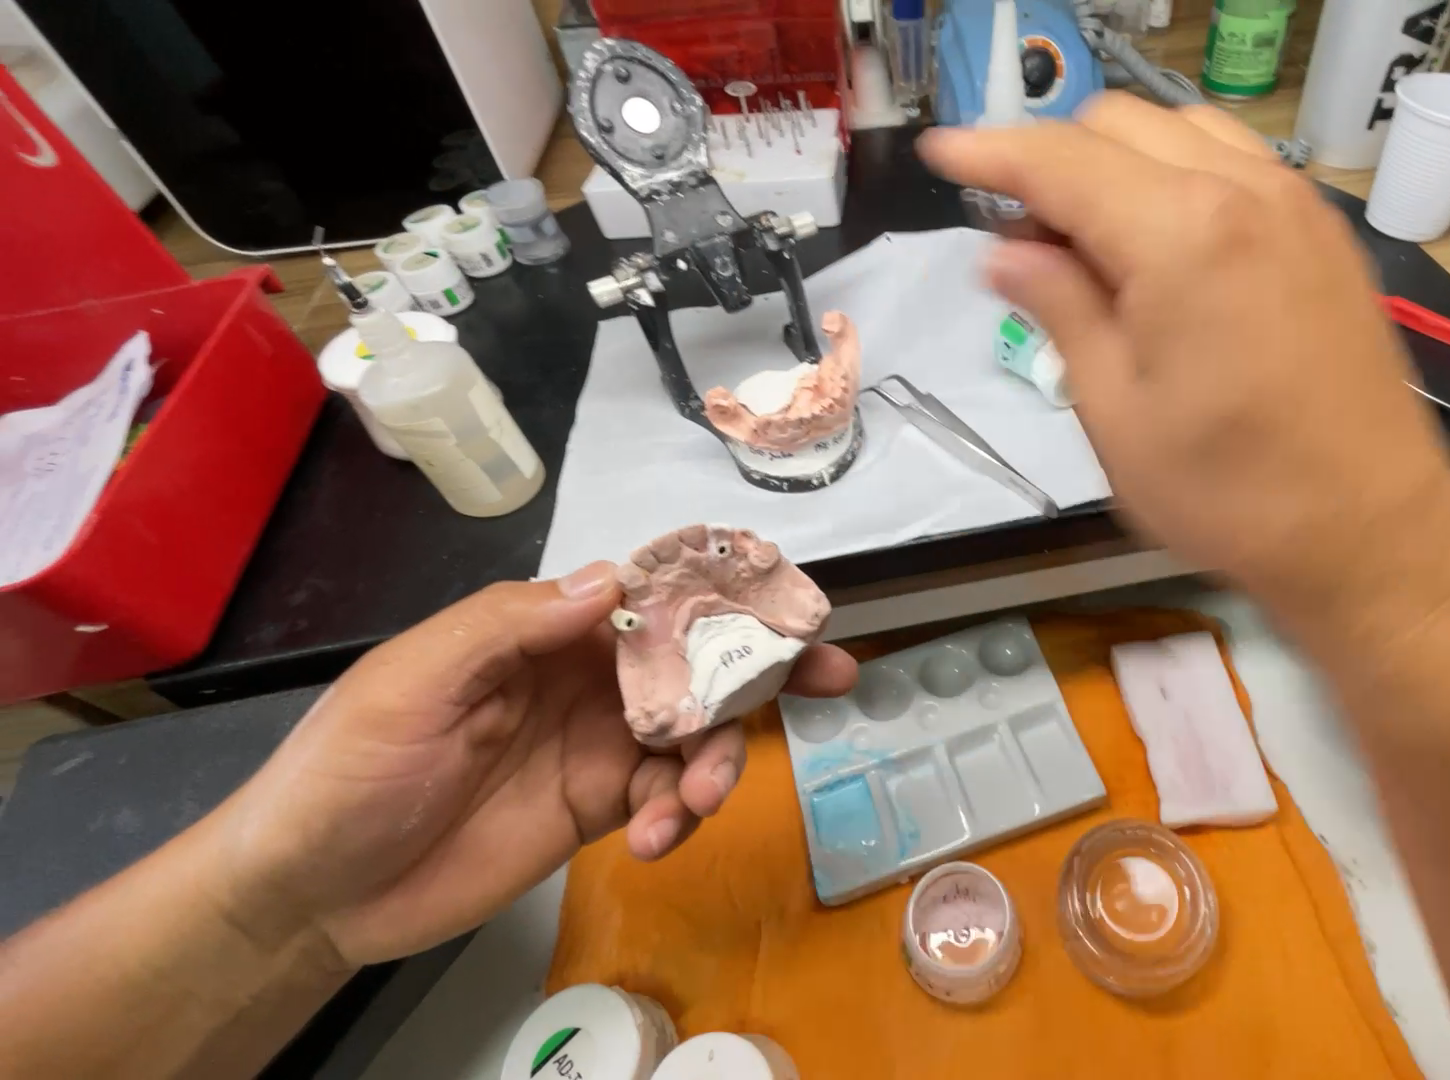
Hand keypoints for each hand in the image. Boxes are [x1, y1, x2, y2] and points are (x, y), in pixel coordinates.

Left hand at [206, 563, 855, 966]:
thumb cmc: (351, 765)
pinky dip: (680, 815)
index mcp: (557, 632)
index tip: (786, 600)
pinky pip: (671, 797)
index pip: (657, 596)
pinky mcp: (608, 804)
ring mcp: (609, 743)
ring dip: (719, 762)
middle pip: (702, 660)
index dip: (723, 592)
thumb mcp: (416, 680)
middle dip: (767, 666)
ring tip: (698, 800)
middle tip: (832, 674)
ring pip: (700, 734)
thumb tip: (611, 580)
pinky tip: (656, 839)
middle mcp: (598, 678)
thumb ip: (510, 625)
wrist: (313, 893)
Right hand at [918, 95, 1449, 640]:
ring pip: (1178, 131)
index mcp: (1180, 236)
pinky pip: (1232, 163)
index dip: (989, 153)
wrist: (1364, 531)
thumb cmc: (1224, 492)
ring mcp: (1294, 206)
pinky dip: (1173, 177)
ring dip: (1113, 164)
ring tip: (1083, 243)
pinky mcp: (1321, 235)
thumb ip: (1059, 310)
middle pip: (1118, 125)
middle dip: (1050, 162)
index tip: (940, 154)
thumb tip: (1004, 253)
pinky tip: (1157, 245)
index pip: (1060, 161)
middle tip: (1017, 241)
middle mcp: (1244, 191)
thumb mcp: (1113, 413)